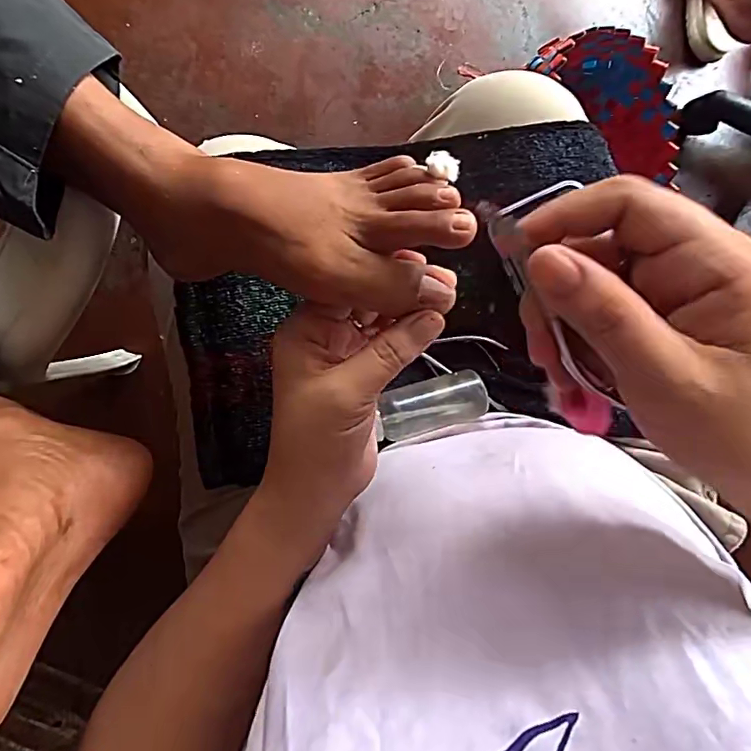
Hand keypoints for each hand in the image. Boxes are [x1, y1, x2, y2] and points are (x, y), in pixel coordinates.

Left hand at [258, 255, 453, 544]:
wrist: (313, 491)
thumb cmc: (318, 440)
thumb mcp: (350, 390)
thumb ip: (390, 350)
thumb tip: (433, 311)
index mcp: (303, 330)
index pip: (342, 288)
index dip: (379, 273)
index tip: (420, 259)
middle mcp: (319, 334)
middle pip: (361, 299)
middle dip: (399, 288)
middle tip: (443, 275)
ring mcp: (340, 353)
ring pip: (376, 319)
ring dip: (407, 308)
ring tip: (446, 291)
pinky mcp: (359, 372)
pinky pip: (384, 342)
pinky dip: (406, 331)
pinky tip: (433, 318)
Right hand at [514, 176, 750, 514]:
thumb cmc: (745, 435)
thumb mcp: (664, 376)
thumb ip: (602, 312)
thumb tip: (541, 257)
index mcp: (718, 261)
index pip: (628, 202)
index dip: (563, 216)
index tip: (515, 254)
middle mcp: (696, 261)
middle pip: (597, 242)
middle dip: (556, 291)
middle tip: (541, 344)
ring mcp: (677, 286)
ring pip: (588, 276)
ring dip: (561, 321)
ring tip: (561, 370)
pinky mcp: (662, 310)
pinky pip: (597, 304)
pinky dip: (574, 336)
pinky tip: (576, 372)